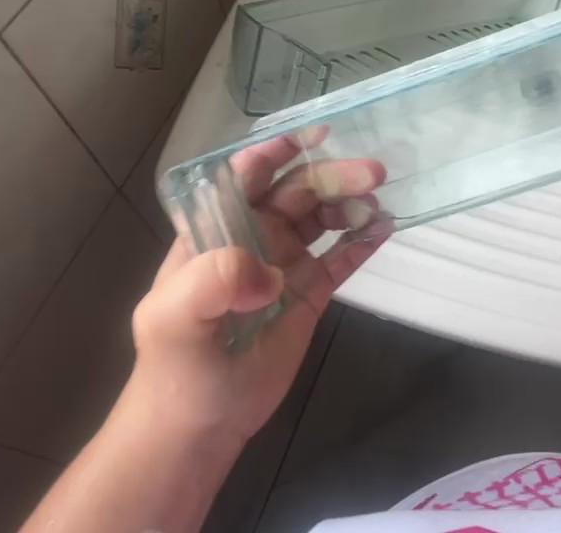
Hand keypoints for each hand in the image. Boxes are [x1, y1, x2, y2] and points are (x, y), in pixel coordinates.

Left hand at [123, 132, 386, 446]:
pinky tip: (386, 228)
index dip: (278, 150)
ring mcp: (285, 263)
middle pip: (298, 190)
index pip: (247, 176)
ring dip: (352, 202)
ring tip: (377, 204)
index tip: (315, 135)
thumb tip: (270, 272)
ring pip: (324, 217)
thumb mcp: (175, 319)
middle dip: (333, 175)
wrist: (198, 425)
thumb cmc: (177, 367)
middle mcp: (254, 237)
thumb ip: (212, 280)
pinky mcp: (311, 292)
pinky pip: (343, 256)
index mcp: (218, 231)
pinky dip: (365, 240)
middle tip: (373, 174)